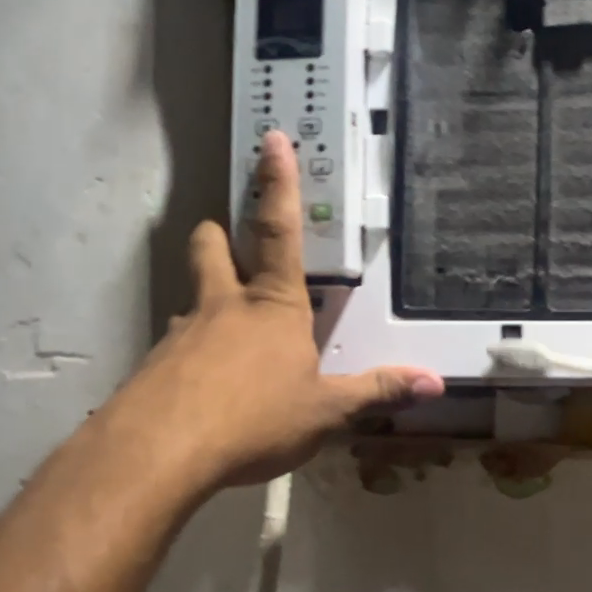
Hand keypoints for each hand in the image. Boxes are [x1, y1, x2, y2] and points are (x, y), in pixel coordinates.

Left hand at [98, 132, 442, 492]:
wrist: (160, 452)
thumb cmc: (257, 419)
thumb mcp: (327, 410)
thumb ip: (378, 392)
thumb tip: (436, 383)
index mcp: (275, 307)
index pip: (280, 232)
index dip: (278, 184)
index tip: (271, 139)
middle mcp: (225, 307)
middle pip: (212, 249)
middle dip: (218, 236)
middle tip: (222, 235)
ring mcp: (184, 334)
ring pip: (192, 299)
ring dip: (207, 303)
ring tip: (223, 337)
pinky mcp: (154, 367)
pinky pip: (176, 348)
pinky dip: (190, 356)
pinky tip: (201, 391)